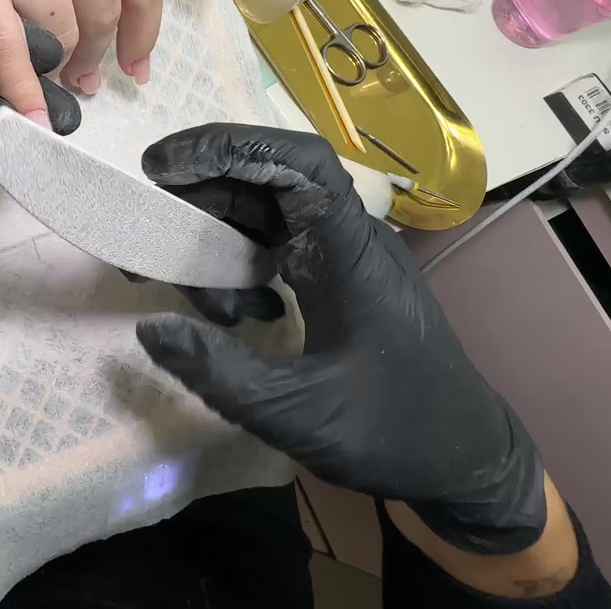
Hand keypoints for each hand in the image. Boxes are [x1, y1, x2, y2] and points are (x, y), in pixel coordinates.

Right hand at [0, 0, 166, 122]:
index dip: (144, 33)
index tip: (136, 65)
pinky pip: (3, 46)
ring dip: (60, 69)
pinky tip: (28, 115)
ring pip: (58, 34)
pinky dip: (19, 89)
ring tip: (55, 86)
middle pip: (101, 16)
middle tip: (85, 80)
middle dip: (96, 56)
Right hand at [133, 125, 546, 555]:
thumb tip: (148, 327)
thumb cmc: (395, 434)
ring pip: (254, 213)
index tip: (161, 167)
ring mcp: (331, 253)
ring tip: (179, 289)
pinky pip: (262, 245)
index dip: (227, 147)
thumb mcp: (299, 415)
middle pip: (260, 182)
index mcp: (350, 252)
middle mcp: (341, 237)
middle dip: (195, 196)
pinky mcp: (322, 273)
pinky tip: (225, 316)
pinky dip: (228, 266)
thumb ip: (219, 373)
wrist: (466, 464)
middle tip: (145, 228)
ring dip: (207, 240)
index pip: (298, 163)